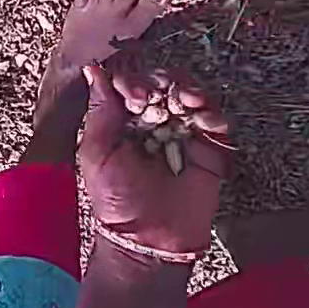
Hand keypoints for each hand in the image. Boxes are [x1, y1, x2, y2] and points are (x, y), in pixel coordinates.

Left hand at [77, 59, 231, 254]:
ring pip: (189, 96)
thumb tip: (93, 69)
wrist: (148, 237)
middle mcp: (151, 120)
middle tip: (156, 96)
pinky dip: (212, 113)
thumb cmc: (115, 196)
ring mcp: (181, 132)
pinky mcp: (208, 149)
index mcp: (121, 117)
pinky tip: (203, 118)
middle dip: (160, 82)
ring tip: (183, 100)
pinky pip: (215, 122)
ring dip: (187, 91)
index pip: (129, 83)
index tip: (134, 95)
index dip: (132, 81)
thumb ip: (100, 110)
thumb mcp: (97, 151)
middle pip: (161, 83)